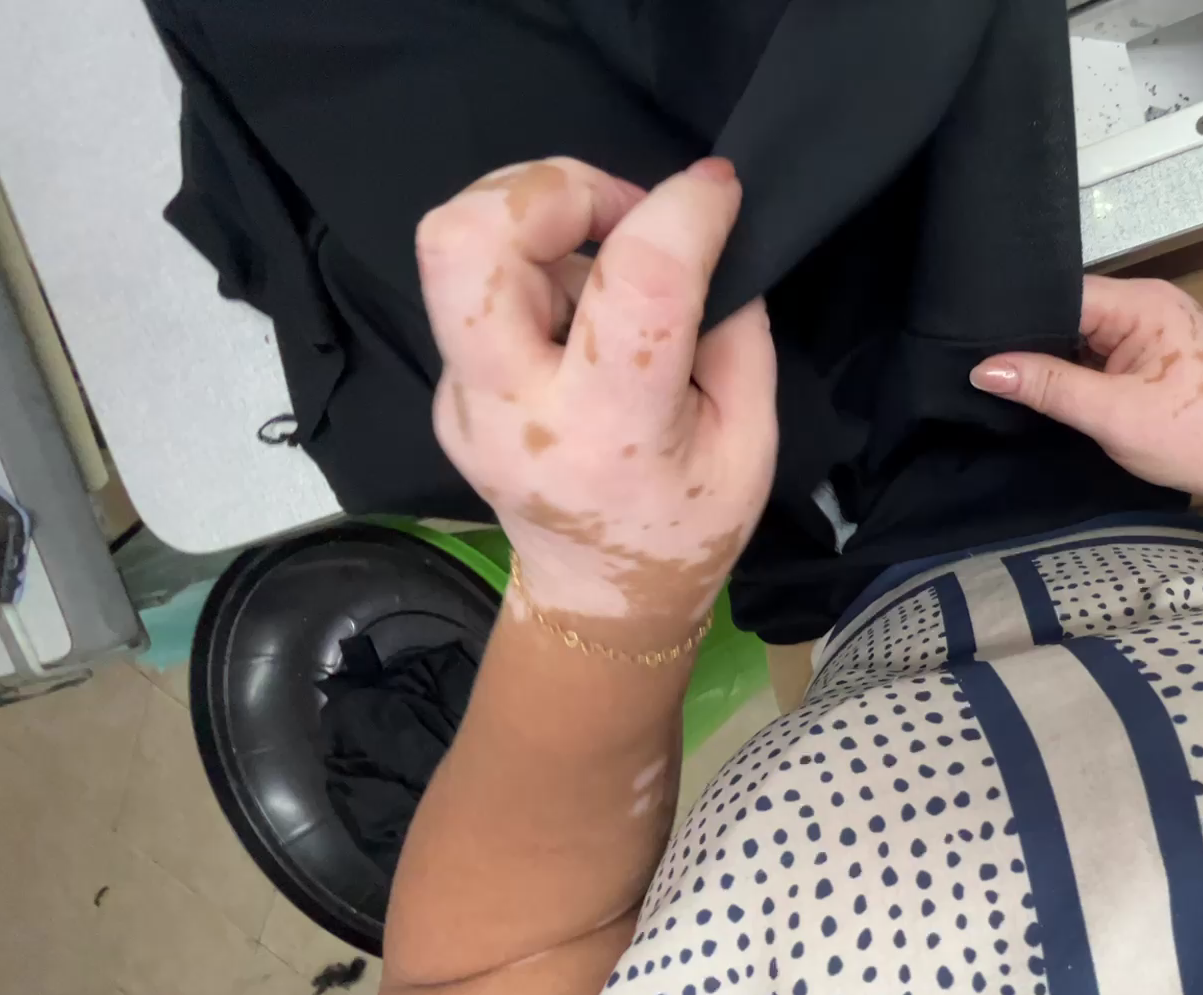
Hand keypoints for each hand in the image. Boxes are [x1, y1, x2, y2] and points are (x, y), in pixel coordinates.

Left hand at [416, 156, 775, 650]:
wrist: (606, 599)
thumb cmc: (694, 528)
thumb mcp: (753, 443)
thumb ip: (740, 341)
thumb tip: (709, 256)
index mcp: (614, 430)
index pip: (636, 283)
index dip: (682, 211)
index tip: (720, 190)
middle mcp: (514, 410)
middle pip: (467, 239)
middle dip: (553, 187)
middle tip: (622, 209)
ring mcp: (464, 402)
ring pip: (456, 248)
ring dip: (543, 226)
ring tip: (608, 273)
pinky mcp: (449, 394)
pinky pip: (479, 294)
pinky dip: (538, 276)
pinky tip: (583, 327)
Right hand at [969, 275, 1202, 510]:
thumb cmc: (1190, 438)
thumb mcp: (1111, 415)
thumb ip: (1048, 387)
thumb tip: (984, 370)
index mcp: (1144, 303)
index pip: (1065, 295)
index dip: (1021, 318)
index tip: (975, 341)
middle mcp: (1146, 303)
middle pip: (1069, 310)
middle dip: (1032, 339)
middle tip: (984, 364)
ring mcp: (1148, 327)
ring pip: (1079, 333)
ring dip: (1051, 357)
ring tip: (1005, 374)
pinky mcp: (1146, 351)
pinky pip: (1095, 350)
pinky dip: (1072, 369)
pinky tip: (1044, 385)